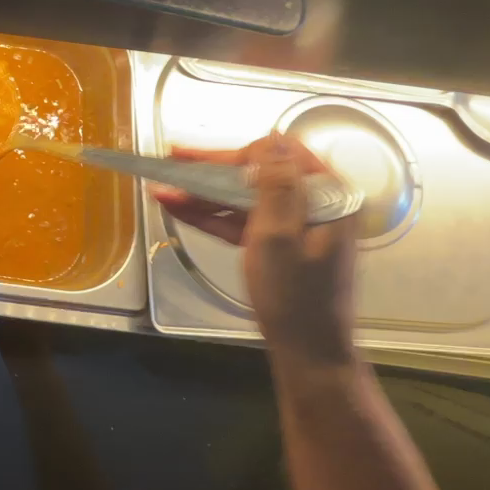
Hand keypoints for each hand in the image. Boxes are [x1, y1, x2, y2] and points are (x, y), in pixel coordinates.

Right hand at [154, 133, 357, 365]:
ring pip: (243, 197)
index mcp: (328, 197)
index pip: (283, 153)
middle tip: (171, 157)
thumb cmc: (294, 294)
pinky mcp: (278, 244)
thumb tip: (272, 138)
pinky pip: (241, 220)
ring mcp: (295, 226)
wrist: (309, 351)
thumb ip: (276, 185)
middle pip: (258, 173)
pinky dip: (211, 215)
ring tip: (161, 185)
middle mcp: (315, 205)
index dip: (241, 153)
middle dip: (212, 168)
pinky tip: (176, 207)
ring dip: (203, 192)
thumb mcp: (278, 236)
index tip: (205, 162)